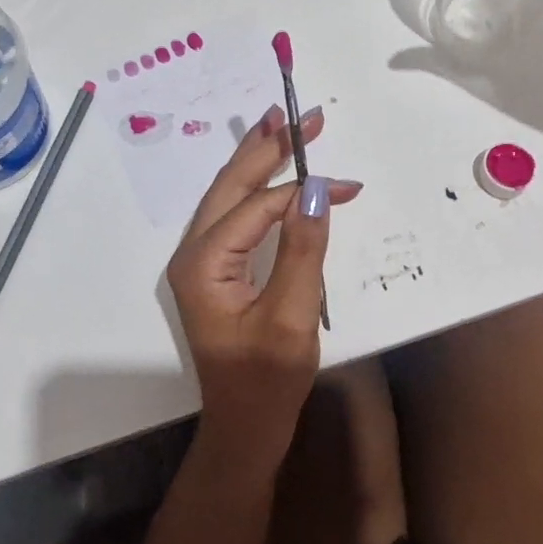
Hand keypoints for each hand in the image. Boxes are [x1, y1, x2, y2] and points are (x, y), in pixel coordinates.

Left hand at [166, 105, 361, 462]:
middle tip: (303, 115)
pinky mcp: (218, 272)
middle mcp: (195, 253)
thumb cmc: (267, 381)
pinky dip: (260, 191)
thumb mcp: (293, 318)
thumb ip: (304, 250)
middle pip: (232, 186)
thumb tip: (317, 190)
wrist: (245, 428)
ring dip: (260, 162)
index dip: (302, 190)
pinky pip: (238, 217)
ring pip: (231, 197)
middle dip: (268, 148)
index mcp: (205, 262)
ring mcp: (203, 262)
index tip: (347, 187)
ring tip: (284, 128)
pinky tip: (273, 176)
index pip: (258, 206)